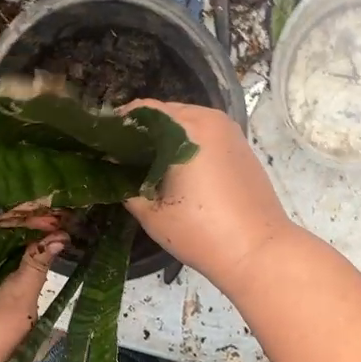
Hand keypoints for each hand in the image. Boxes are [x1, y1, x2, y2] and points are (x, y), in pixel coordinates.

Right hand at [123, 100, 299, 281]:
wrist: (257, 251)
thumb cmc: (202, 233)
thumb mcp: (152, 215)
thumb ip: (126, 187)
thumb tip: (114, 173)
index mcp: (186, 128)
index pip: (142, 111)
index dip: (119, 126)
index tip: (103, 146)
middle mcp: (210, 119)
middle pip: (166, 113)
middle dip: (143, 132)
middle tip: (122, 159)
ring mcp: (230, 132)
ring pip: (187, 123)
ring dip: (165, 139)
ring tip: (147, 167)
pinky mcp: (241, 148)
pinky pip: (205, 136)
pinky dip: (187, 146)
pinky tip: (176, 172)